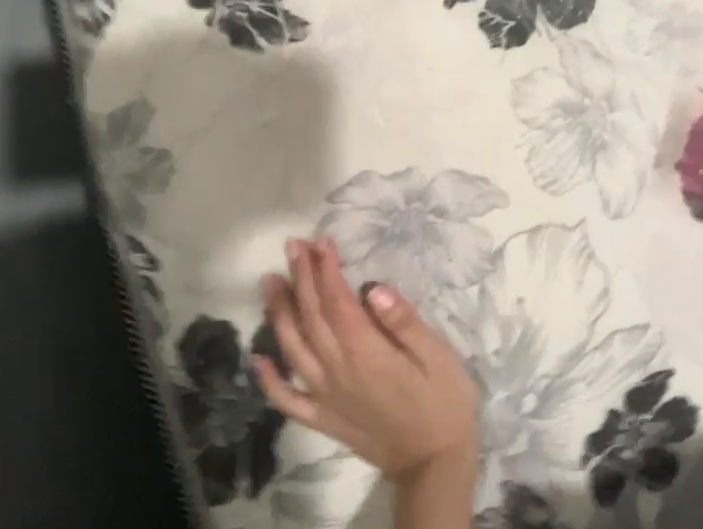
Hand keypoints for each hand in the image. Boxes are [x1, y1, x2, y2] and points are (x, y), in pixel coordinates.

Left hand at [256, 239, 478, 486]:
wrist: (434, 460)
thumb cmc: (444, 400)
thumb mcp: (437, 355)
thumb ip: (404, 322)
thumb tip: (374, 288)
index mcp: (366, 352)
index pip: (338, 301)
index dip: (327, 270)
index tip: (321, 241)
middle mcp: (336, 371)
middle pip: (312, 317)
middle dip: (301, 279)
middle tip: (292, 246)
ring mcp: (324, 396)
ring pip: (293, 348)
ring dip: (280, 312)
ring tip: (271, 281)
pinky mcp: (322, 417)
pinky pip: (285, 397)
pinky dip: (268, 377)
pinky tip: (257, 357)